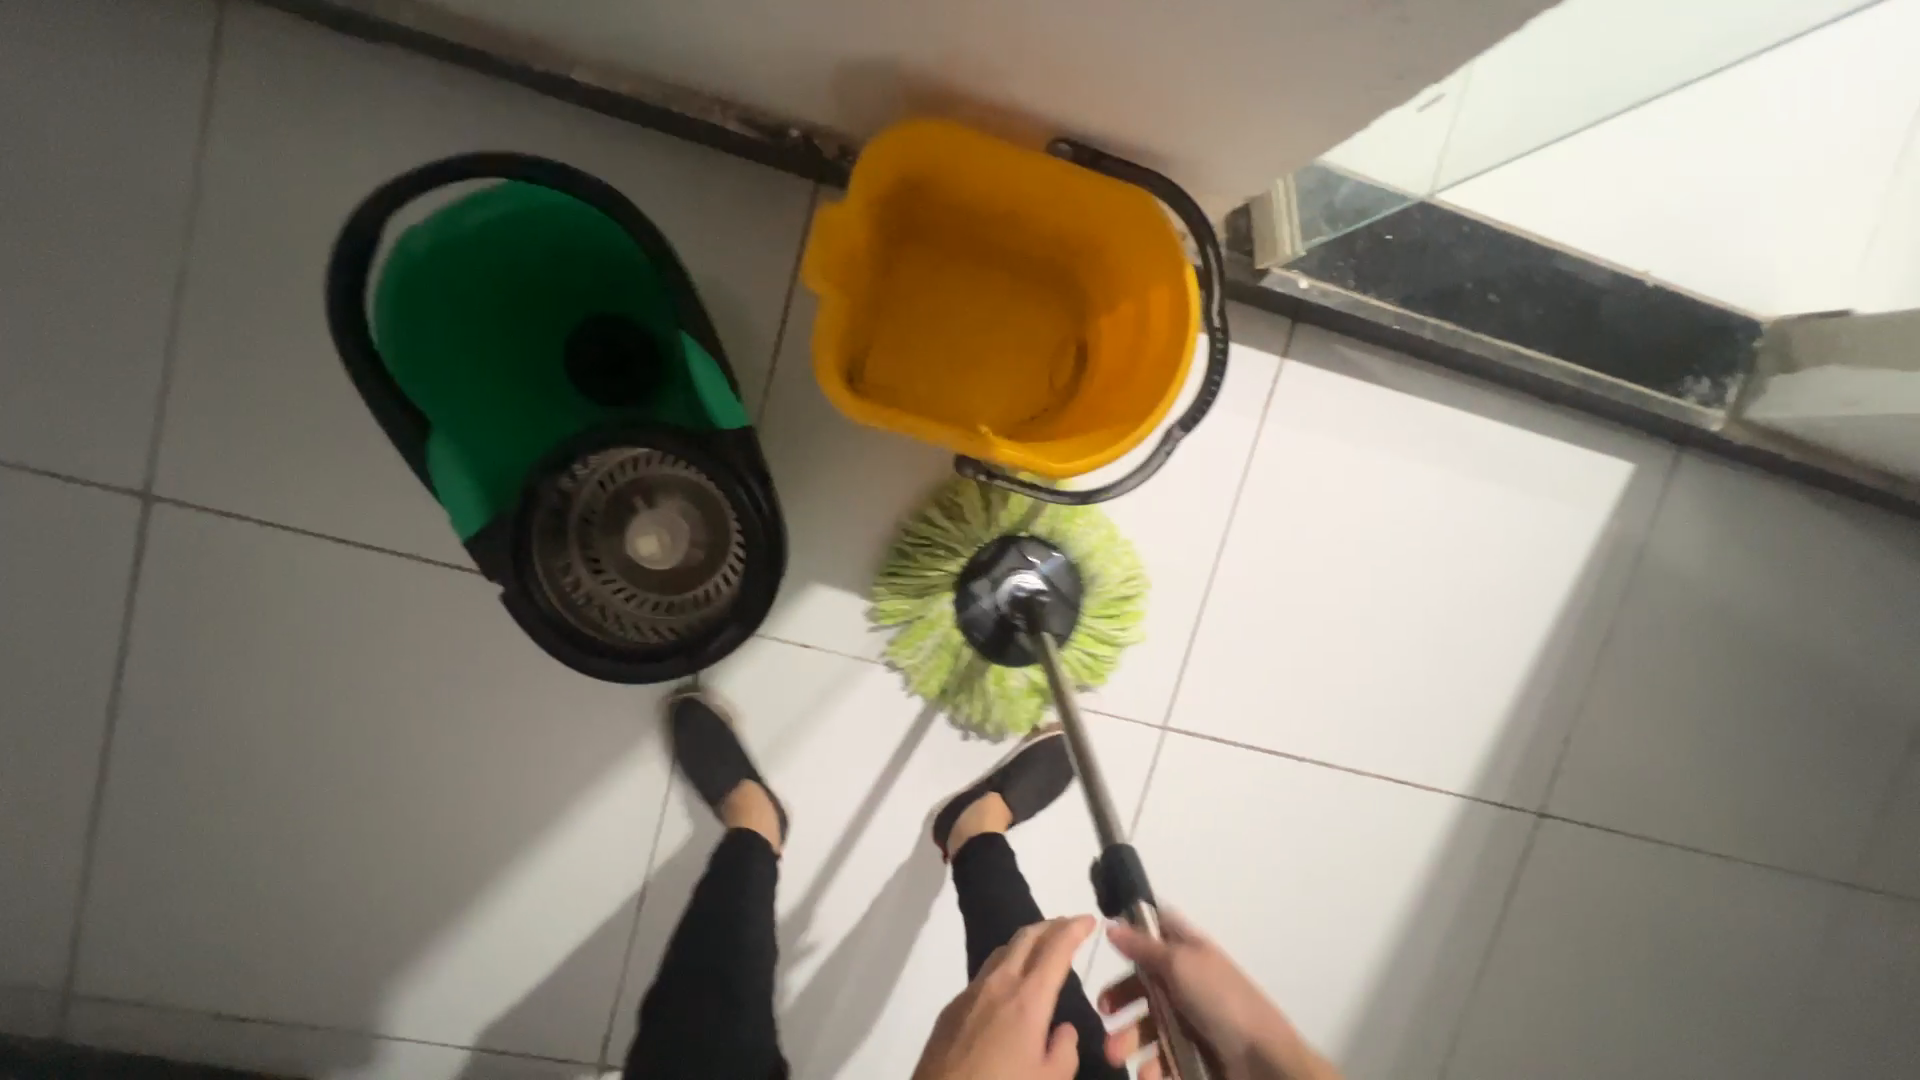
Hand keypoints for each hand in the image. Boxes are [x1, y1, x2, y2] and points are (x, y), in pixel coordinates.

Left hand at [911, 915, 1096, 1079]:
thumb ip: (1064, 1052)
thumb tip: (1063, 1029)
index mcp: (1027, 999)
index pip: (1056, 949)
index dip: (1074, 929)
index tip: (1089, 918)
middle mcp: (999, 984)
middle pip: (1027, 937)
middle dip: (1051, 925)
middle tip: (1070, 926)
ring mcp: (971, 993)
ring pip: (1003, 951)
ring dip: (1027, 943)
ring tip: (1042, 950)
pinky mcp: (953, 1008)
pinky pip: (985, 974)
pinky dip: (1006, 966)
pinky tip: (1010, 987)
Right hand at [1101, 911, 1338, 1079]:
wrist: (1266, 1066)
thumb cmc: (1222, 1002)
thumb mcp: (1180, 964)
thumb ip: (1143, 947)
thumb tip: (1112, 925)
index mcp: (1188, 951)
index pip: (1156, 929)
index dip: (1132, 930)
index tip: (1104, 938)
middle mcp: (1187, 981)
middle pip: (1143, 981)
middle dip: (1119, 997)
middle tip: (1103, 1012)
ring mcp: (1190, 1021)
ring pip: (1147, 1022)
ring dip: (1127, 1037)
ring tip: (1115, 1054)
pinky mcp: (1193, 1056)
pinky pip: (1162, 1056)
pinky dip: (1151, 1065)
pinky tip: (1148, 1074)